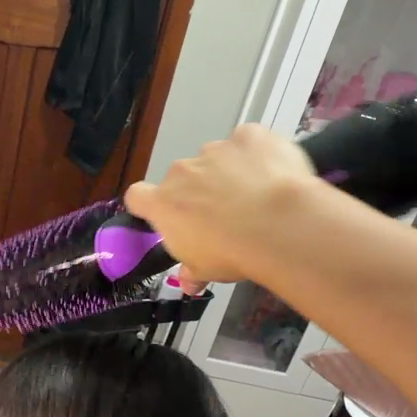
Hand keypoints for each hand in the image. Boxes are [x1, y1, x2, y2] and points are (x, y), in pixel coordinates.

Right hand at [123, 124, 317, 283]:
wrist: (279, 225)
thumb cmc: (232, 252)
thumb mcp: (205, 270)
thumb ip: (191, 270)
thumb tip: (191, 281)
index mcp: (163, 204)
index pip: (137, 196)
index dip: (148, 204)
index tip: (164, 215)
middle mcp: (182, 171)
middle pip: (181, 177)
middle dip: (197, 190)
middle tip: (221, 214)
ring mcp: (215, 150)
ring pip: (215, 158)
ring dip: (227, 171)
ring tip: (253, 193)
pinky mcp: (249, 136)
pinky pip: (246, 141)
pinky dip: (255, 153)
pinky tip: (270, 171)